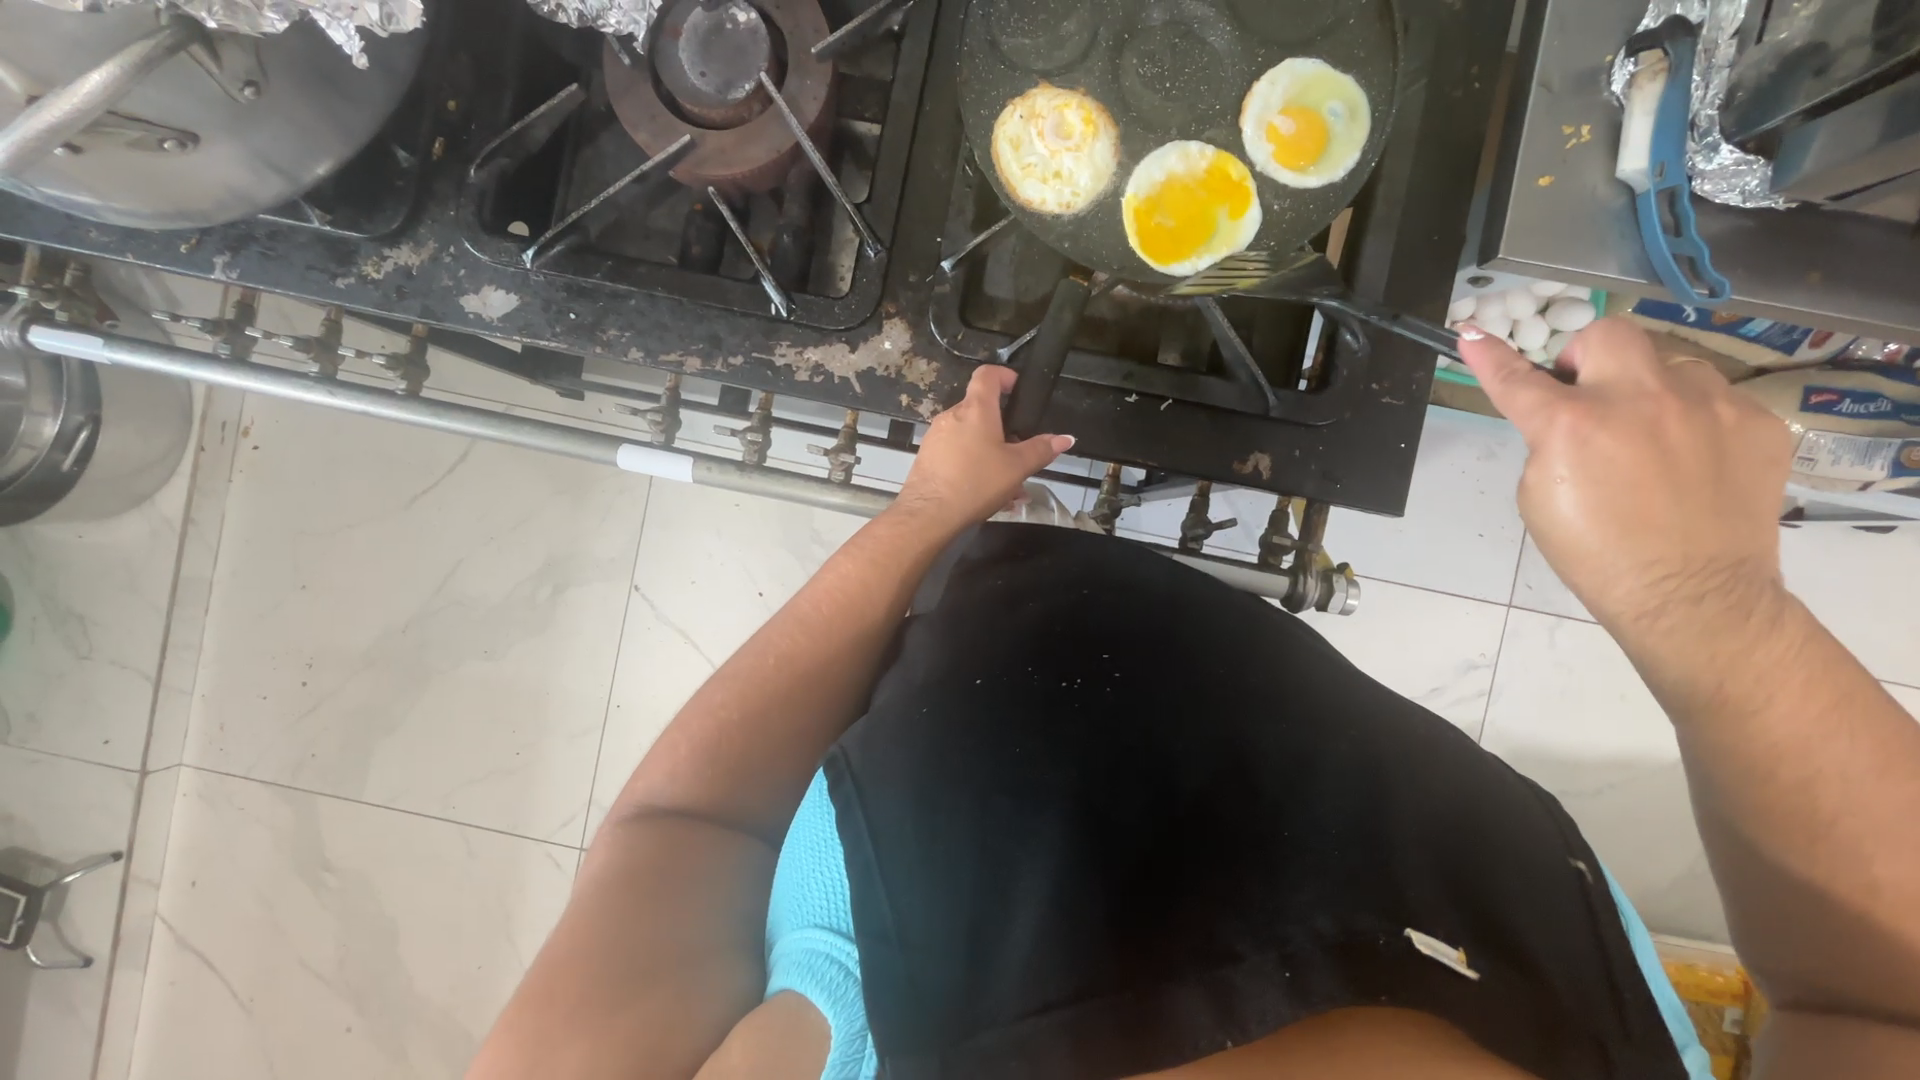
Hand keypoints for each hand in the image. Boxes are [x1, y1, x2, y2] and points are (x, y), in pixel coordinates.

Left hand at [890, 365, 1073, 536]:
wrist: (929, 514)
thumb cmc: (976, 483)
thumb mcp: (1016, 468)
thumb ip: (1041, 450)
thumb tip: (1065, 438)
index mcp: (976, 409)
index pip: (987, 375)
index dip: (1005, 376)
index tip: (1018, 390)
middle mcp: (952, 416)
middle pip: (981, 411)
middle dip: (1003, 430)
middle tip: (1020, 454)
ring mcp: (937, 437)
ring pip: (971, 438)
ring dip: (991, 454)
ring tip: (1009, 487)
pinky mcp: (928, 457)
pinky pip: (957, 454)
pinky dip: (974, 466)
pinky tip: (987, 495)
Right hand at [1458, 317, 1794, 631]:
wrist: (1690, 593)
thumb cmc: (1594, 552)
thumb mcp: (1539, 494)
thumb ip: (1548, 440)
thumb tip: (1563, 414)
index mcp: (1572, 425)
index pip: (1517, 379)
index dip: (1489, 355)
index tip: (1469, 333)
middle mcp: (1640, 400)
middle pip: (1609, 335)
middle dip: (1587, 357)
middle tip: (1586, 397)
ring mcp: (1708, 405)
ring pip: (1669, 364)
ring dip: (1648, 388)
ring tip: (1650, 438)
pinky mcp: (1756, 421)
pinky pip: (1714, 397)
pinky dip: (1692, 418)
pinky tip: (1691, 460)